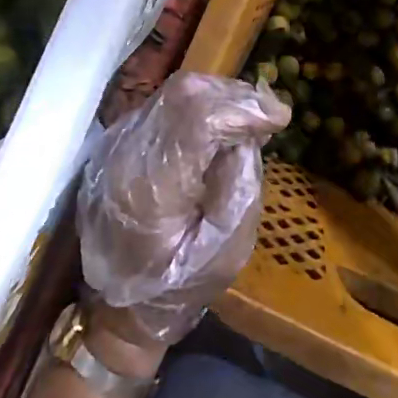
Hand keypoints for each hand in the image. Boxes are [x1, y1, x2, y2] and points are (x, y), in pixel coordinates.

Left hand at [76, 74, 290, 347]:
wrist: (117, 305)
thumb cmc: (178, 286)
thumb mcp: (226, 252)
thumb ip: (239, 188)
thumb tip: (248, 134)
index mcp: (153, 189)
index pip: (197, 119)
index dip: (243, 108)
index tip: (280, 117)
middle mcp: (128, 155)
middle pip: (185, 94)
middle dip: (236, 96)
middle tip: (269, 116)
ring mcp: (116, 144)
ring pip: (175, 92)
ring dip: (219, 97)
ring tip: (249, 119)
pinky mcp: (118, 141)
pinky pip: (165, 105)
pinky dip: (200, 106)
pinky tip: (220, 125)